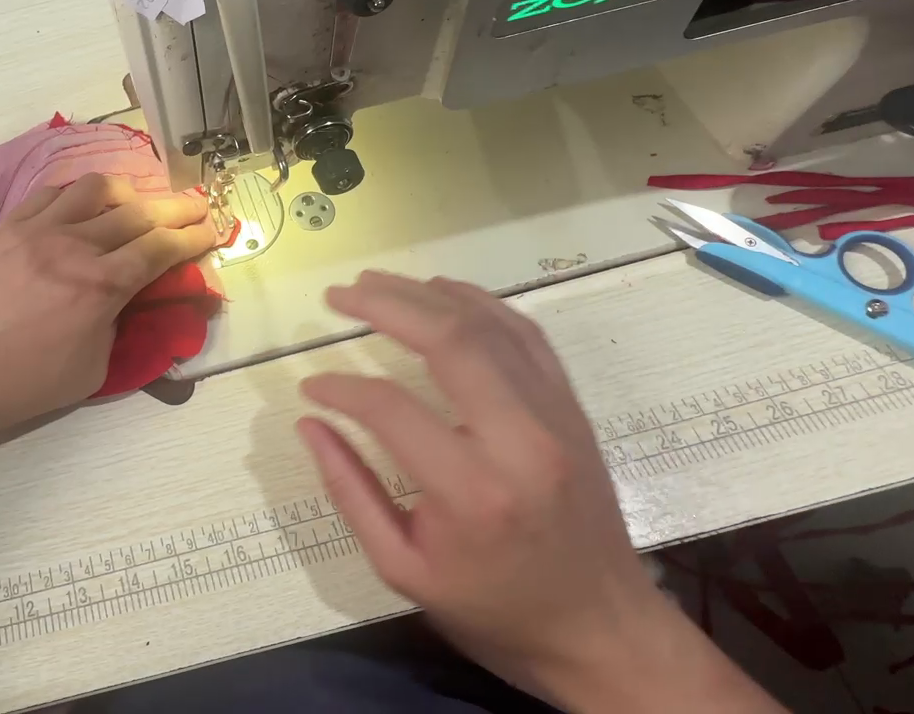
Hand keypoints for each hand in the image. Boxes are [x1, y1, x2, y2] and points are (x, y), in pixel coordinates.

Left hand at [0, 173, 217, 446]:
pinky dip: (77, 194)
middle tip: (193, 208)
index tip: (210, 229)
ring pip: (93, 189)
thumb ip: (119, 328)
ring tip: (136, 202)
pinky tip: (82, 204)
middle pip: (136, 212)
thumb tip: (132, 303)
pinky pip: (49, 193)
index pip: (160, 247)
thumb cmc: (20, 387)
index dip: (192, 236)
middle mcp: (73, 246)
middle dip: (174, 209)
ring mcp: (35, 230)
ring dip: (126, 191)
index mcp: (101, 286)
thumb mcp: (91, 371)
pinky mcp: (4, 227)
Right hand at [297, 273, 779, 711]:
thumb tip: (310, 423)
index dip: (340, 389)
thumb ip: (350, 490)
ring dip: (424, 294)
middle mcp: (520, 440)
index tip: (311, 387)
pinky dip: (478, 302)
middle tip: (337, 296)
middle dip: (383, 305)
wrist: (603, 630)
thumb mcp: (401, 569)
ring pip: (487, 324)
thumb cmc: (493, 606)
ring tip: (373, 284)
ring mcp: (554, 415)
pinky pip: (524, 333)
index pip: (390, 407)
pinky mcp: (571, 406)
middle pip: (448, 340)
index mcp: (472, 490)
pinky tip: (440, 292)